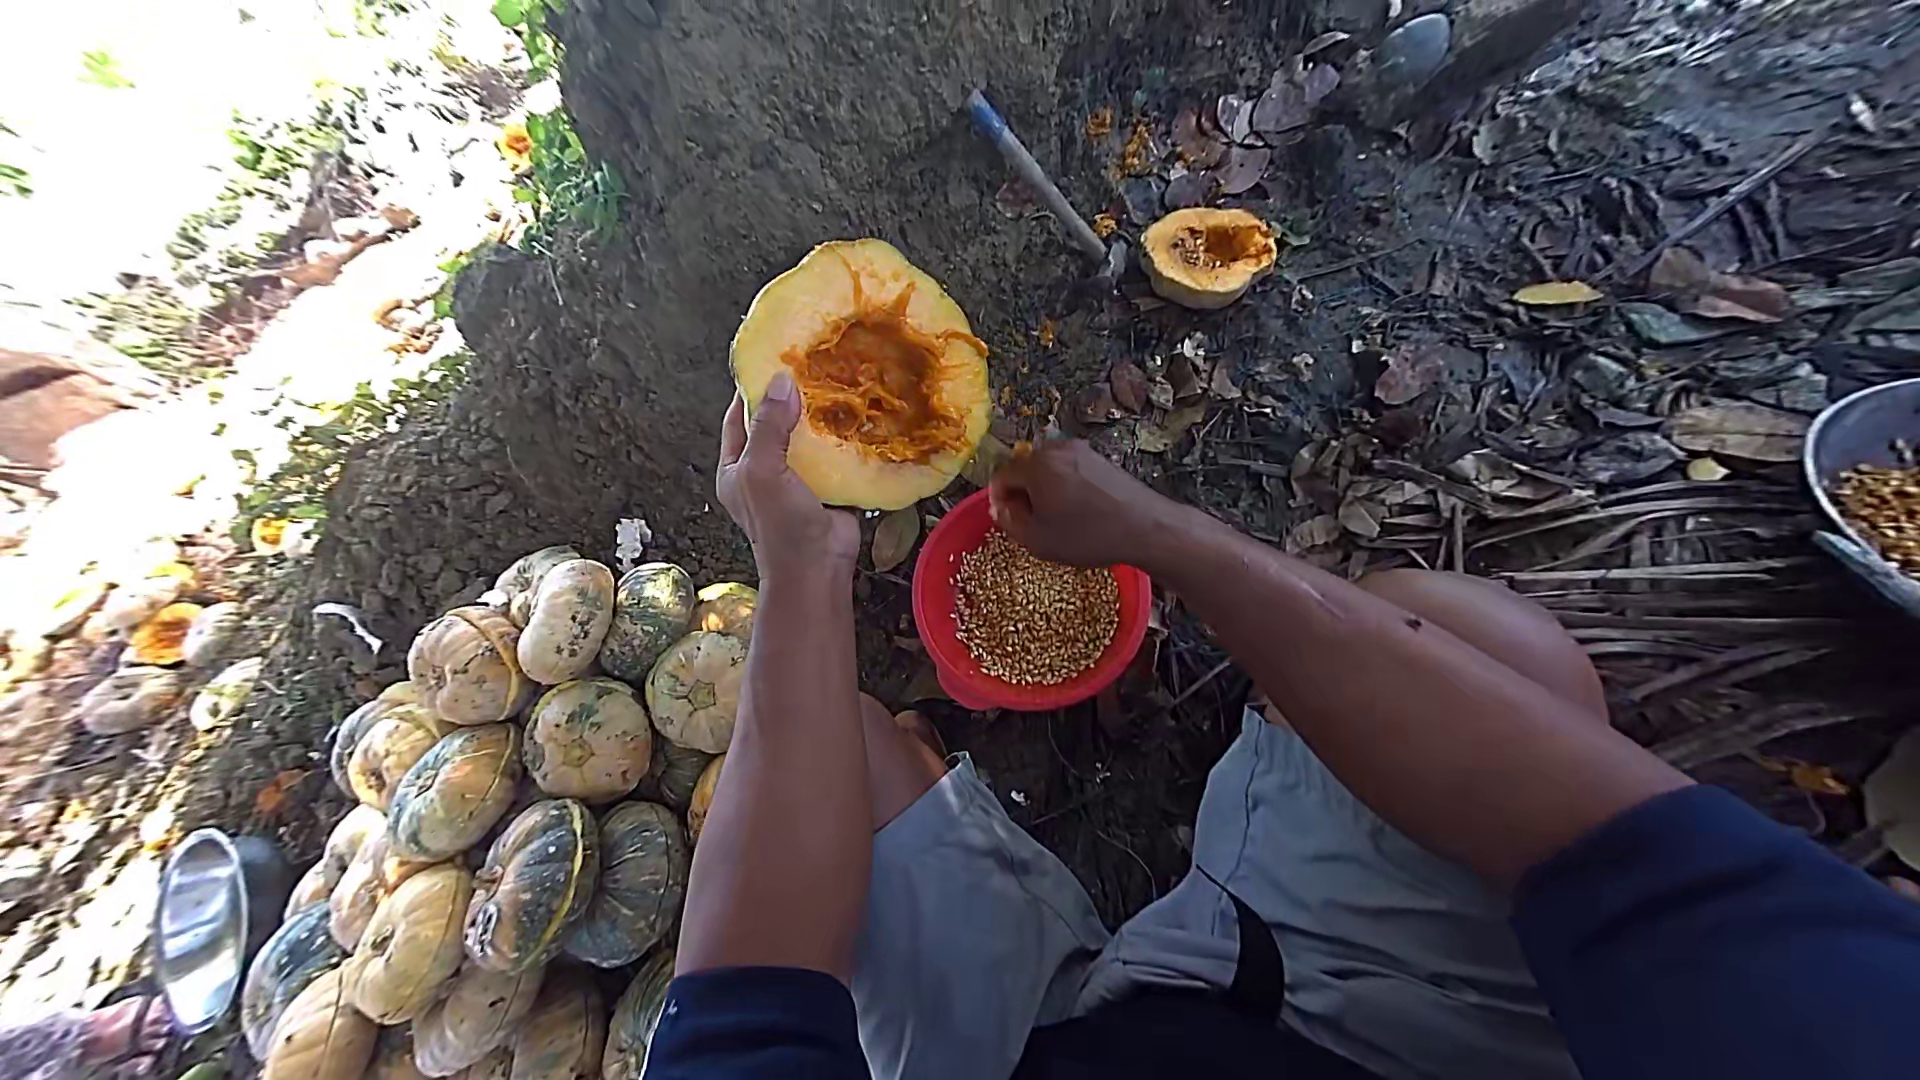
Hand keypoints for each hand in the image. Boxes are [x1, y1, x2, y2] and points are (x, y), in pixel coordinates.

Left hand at [717, 371, 859, 580]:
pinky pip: (834, 457)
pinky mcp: (828, 487)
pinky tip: (856, 419)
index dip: (753, 391)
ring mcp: (797, 480)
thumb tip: (782, 382)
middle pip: (776, 425)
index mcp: (737, 468)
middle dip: (791, 401)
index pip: (740, 418)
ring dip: (820, 419)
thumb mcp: (762, 471)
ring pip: (807, 440)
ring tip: (837, 386)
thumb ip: (768, 426)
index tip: (774, 362)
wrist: (818, 567)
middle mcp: (765, 471)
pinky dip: (843, 440)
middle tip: (812, 369)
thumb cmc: (780, 525)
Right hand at [988, 439, 1181, 567]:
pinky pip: (1069, 468)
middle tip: (1030, 520)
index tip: (1008, 519)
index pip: (1002, 476)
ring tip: (1055, 517)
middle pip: (1024, 467)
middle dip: (1021, 492)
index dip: (999, 499)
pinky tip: (1077, 510)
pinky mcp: (1100, 458)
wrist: (1146, 527)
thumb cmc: (1089, 535)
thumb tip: (1001, 508)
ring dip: (1043, 489)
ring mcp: (1081, 450)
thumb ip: (1009, 521)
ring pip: (1047, 468)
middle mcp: (1057, 449)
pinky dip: (1064, 485)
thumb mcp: (1038, 539)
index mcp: (1036, 465)